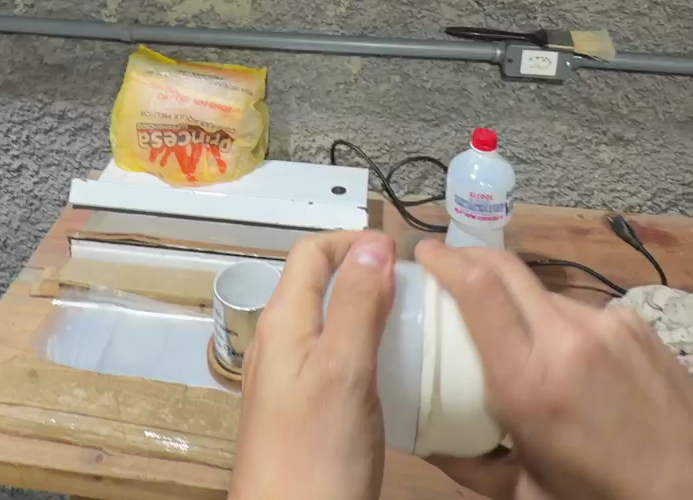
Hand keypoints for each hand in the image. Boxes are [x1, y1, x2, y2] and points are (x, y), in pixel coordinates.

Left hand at [229, 231, 396, 499]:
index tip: (398, 254)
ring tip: (410, 325)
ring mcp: (288, 379)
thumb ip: (357, 304)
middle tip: (413, 290)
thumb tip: (373, 242)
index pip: (311, 252)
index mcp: (283, 320)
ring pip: (329, 322)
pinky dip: (364, 349)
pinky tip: (392, 371)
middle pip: (319, 284)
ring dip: (367, 311)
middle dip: (364, 274)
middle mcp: (279, 341)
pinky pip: (333, 359)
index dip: (352, 241)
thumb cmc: (316, 451)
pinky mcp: (302, 412)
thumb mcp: (343, 370)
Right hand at [415, 240, 692, 499]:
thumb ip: (470, 465)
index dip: (444, 259)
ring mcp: (606, 322)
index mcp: (531, 382)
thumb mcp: (531, 495)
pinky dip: (556, 321)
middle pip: (503, 265)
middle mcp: (566, 337)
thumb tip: (423, 437)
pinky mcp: (635, 321)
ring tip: (512, 332)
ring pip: (540, 289)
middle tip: (446, 269)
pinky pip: (578, 309)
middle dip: (467, 257)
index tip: (422, 253)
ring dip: (514, 296)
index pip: (477, 288)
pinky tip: (569, 358)